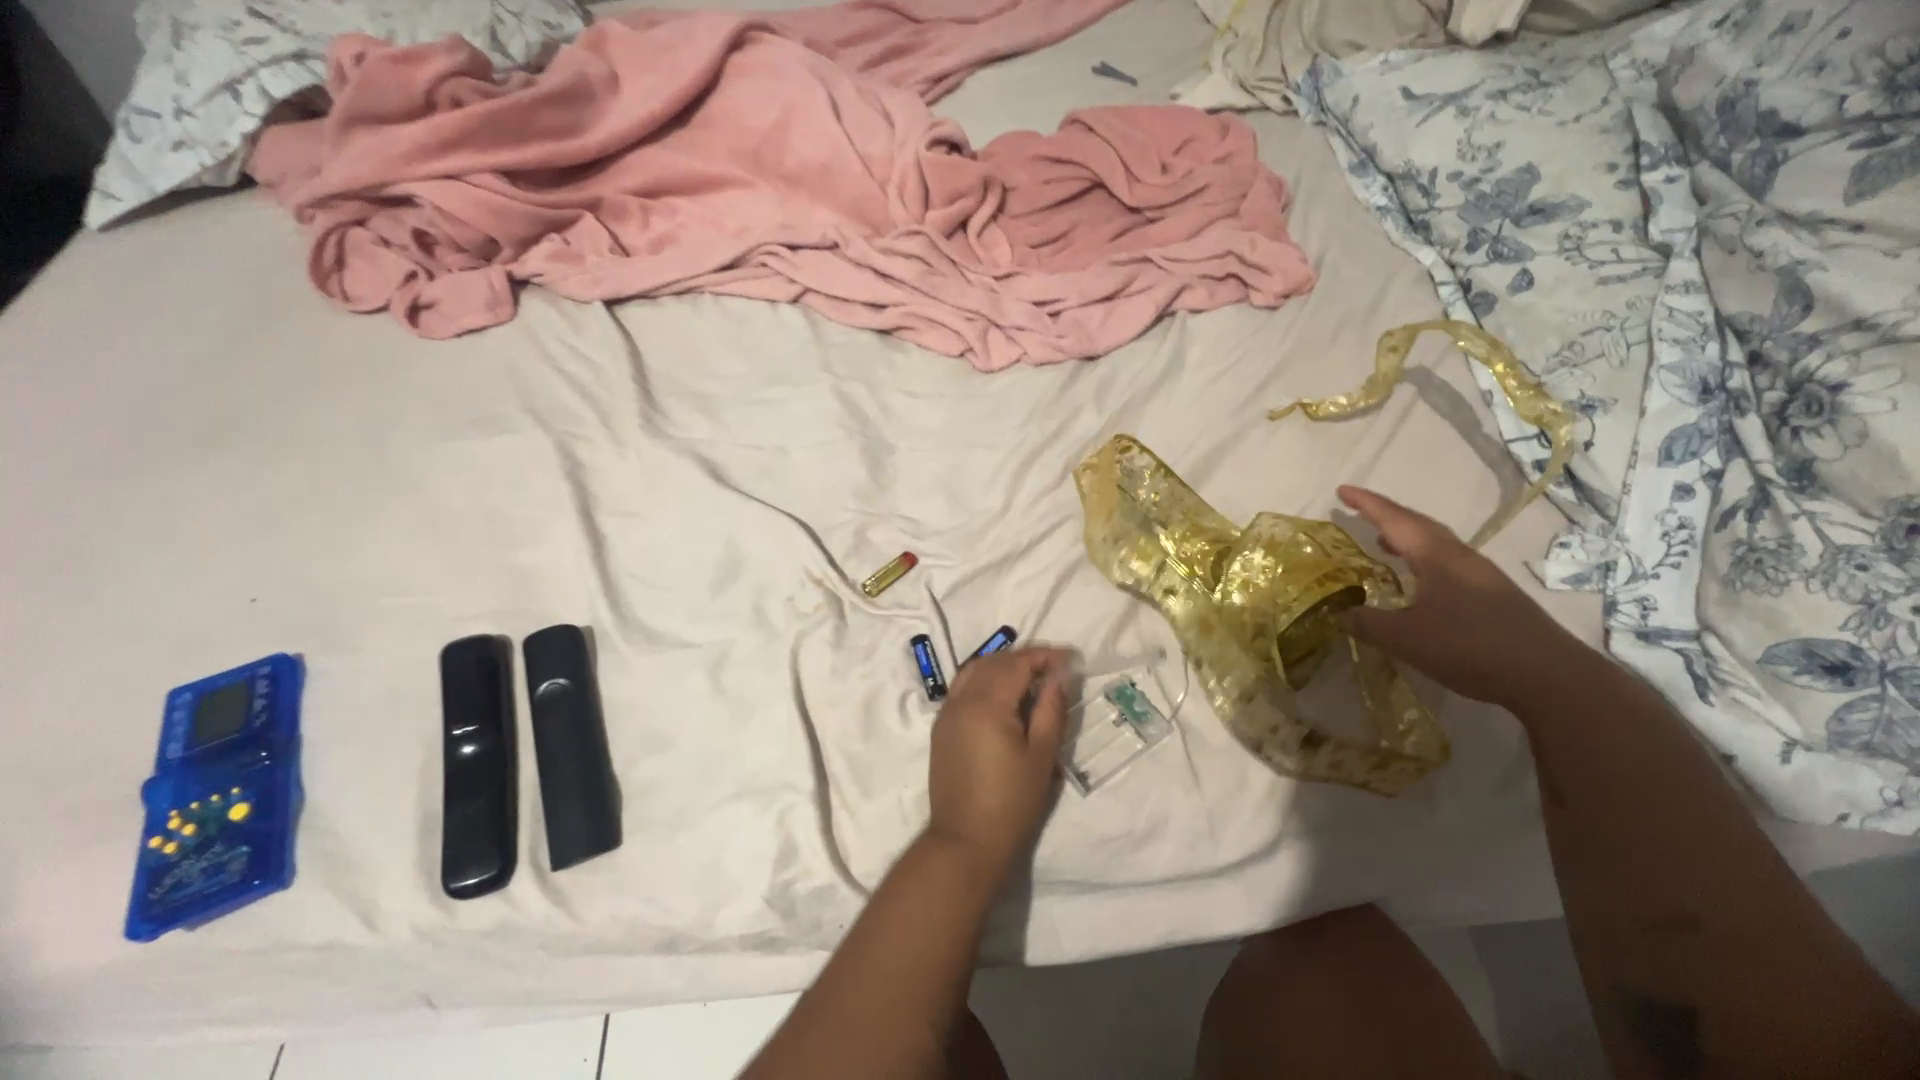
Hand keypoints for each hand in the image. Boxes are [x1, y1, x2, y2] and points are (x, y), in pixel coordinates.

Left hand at [925, 646, 1072, 879]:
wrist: (966, 841)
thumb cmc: (1012, 803)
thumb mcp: (1042, 756)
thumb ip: (1051, 710)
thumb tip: (1058, 676)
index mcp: (986, 705)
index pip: (1017, 663)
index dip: (1045, 656)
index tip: (1070, 659)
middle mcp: (961, 701)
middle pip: (993, 662)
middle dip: (1024, 658)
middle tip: (1054, 667)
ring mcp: (946, 714)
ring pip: (974, 672)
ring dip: (1002, 666)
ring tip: (1031, 678)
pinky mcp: (941, 730)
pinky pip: (962, 689)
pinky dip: (985, 681)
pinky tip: (1005, 697)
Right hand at [1337, 485, 1596, 709]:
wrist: (1548, 674)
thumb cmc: (1470, 647)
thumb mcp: (1406, 639)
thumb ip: (1367, 623)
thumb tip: (1338, 612)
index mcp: (1437, 557)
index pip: (1395, 520)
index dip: (1367, 504)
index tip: (1342, 490)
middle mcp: (1460, 557)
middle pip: (1419, 525)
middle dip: (1387, 516)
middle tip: (1359, 512)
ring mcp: (1481, 575)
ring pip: (1437, 545)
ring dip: (1407, 540)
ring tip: (1383, 546)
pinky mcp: (1493, 596)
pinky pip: (1448, 565)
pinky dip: (1423, 561)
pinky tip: (1419, 583)